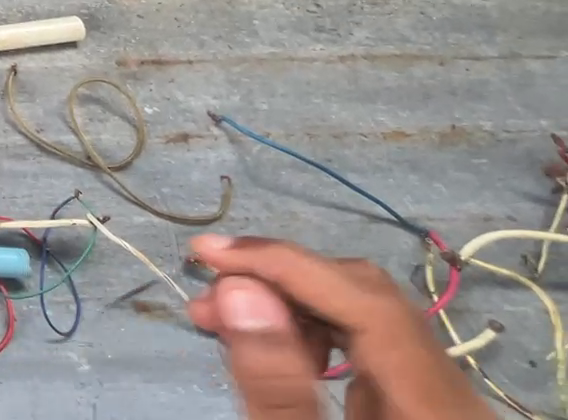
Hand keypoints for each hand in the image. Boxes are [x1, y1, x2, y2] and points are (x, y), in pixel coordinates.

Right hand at [187, 235, 492, 419]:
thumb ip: (274, 384)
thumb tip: (238, 289)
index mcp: (436, 413)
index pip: (365, 302)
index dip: (283, 263)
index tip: (202, 252)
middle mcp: (454, 398)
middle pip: (367, 298)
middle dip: (276, 280)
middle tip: (206, 296)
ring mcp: (441, 401)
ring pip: (361, 312)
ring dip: (281, 301)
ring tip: (216, 320)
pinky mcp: (420, 406)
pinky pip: (363, 340)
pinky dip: (303, 326)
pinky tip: (263, 345)